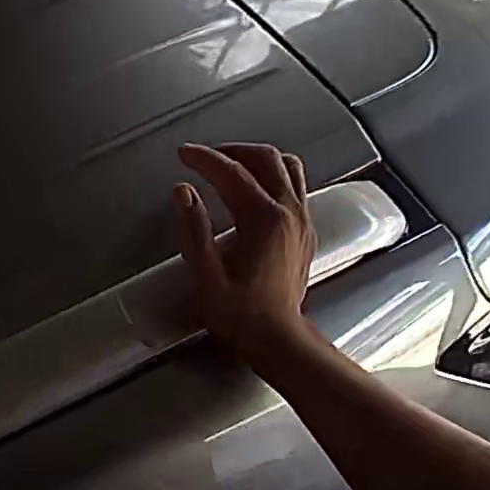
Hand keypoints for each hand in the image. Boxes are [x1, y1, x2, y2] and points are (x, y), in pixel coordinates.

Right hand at [172, 143, 318, 369]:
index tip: (184, 154)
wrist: (277, 339)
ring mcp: (301, 221)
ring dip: (259, 159)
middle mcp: (288, 212)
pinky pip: (296, 187)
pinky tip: (256, 191)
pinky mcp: (305, 232)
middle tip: (206, 156)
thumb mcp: (206, 277)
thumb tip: (183, 192)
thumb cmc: (239, 315)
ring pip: (288, 168)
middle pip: (266, 160)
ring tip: (232, 166)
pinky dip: (274, 177)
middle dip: (233, 151)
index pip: (232, 174)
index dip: (205, 159)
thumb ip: (194, 231)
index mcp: (262, 220)